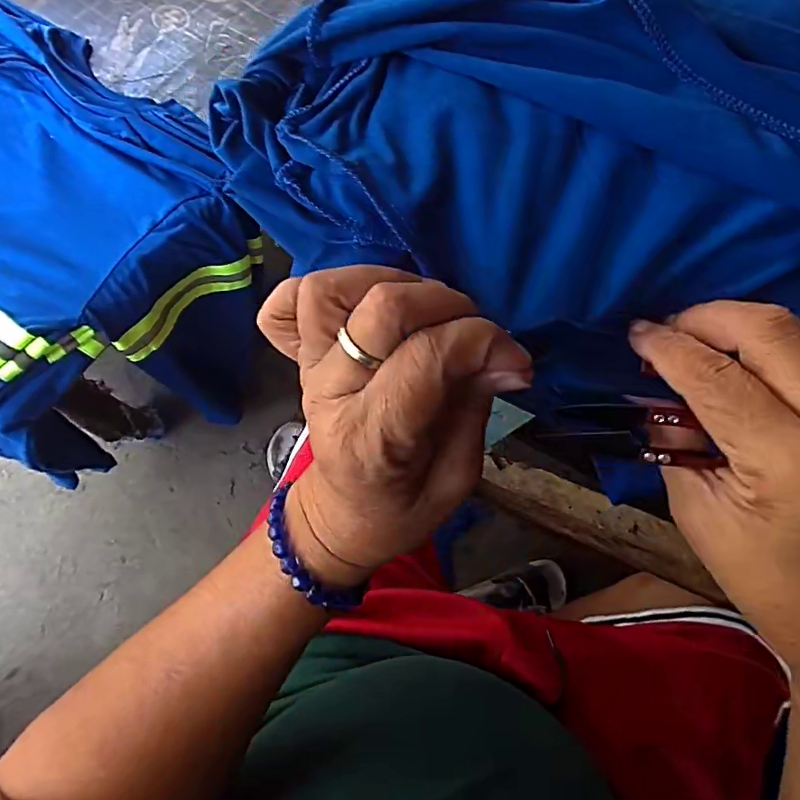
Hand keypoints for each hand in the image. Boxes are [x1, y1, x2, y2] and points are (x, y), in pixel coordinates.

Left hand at [258, 266, 532, 584]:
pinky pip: (286, 303)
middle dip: (444, 302)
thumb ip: (476, 408)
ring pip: (326, 289)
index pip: (426, 355)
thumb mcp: (456, 478)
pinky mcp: (299, 356)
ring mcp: (308, 369)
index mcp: (373, 436)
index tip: (513, 356)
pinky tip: (361, 306)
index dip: (480, 340)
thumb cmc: (401, 507)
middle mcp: (332, 391)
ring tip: (421, 306)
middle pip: (381, 307)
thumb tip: (507, 355)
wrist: (339, 518)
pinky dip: (324, 291)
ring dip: (384, 282)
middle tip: (473, 327)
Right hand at [628, 302, 799, 699]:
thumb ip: (679, 437)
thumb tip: (663, 379)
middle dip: (713, 317)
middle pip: (778, 332)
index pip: (719, 378)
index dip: (669, 346)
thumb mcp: (698, 512)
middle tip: (678, 328)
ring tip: (740, 397)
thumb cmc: (771, 584)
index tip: (639, 332)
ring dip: (761, 364)